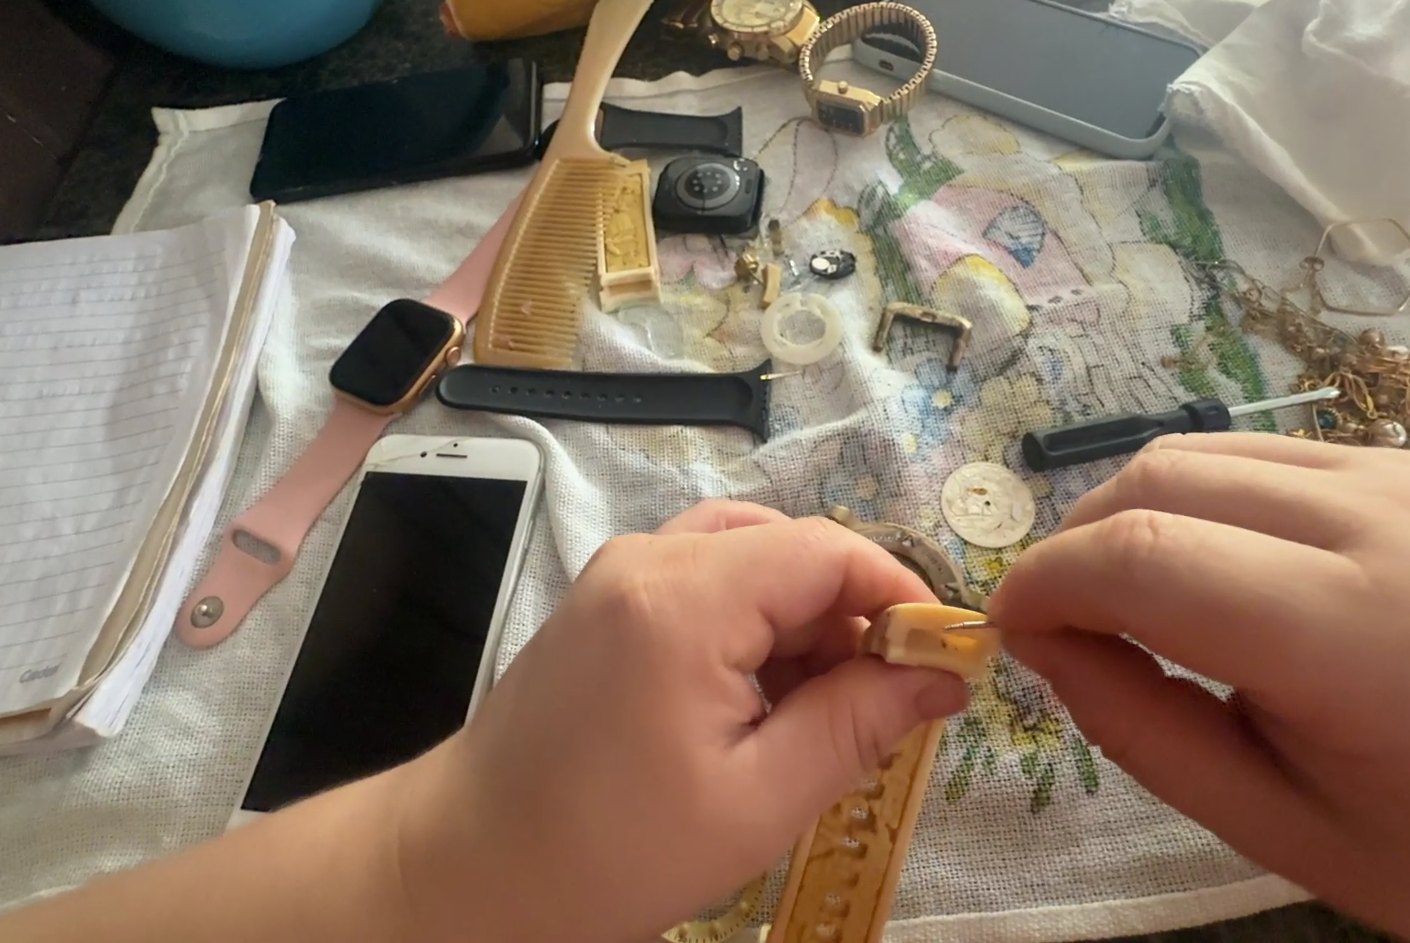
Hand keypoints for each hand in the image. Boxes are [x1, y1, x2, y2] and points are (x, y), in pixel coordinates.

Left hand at [396, 501, 969, 942]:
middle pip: (788, 547)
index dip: (896, 590)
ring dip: (803, 614)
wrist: (468, 863)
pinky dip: (755, 614)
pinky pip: (709, 571)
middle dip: (850, 613)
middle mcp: (651, 555)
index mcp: (683, 598)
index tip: (941, 651)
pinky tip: (759, 684)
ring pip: (752, 553)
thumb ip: (856, 725)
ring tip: (818, 697)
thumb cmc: (608, 851)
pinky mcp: (612, 588)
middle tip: (880, 697)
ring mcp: (624, 565)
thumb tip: (941, 677)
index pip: (823, 550)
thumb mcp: (755, 802)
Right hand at [988, 434, 1409, 942]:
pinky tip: (1207, 557)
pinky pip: (1254, 454)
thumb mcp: (1283, 829)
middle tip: (1062, 613)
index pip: (1145, 561)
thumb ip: (1136, 726)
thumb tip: (1042, 640)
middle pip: (1156, 485)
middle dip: (1075, 544)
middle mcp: (1397, 526)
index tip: (1010, 623)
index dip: (1047, 581)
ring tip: (1124, 584)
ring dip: (1125, 513)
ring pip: (1194, 453)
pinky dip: (1192, 498)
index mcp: (1373, 641)